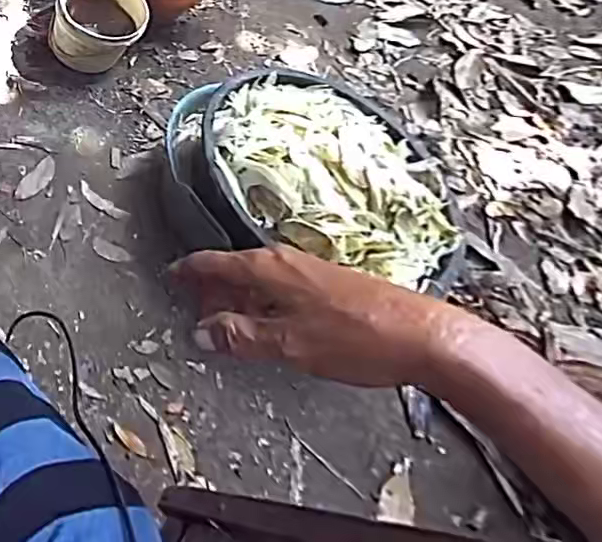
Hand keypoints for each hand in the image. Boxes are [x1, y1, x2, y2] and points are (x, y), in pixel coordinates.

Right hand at [169, 245, 474, 387]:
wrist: (432, 337)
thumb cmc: (357, 337)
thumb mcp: (289, 344)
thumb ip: (240, 337)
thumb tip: (201, 334)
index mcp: (262, 266)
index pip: (209, 262)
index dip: (186, 272)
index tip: (170, 277)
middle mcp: (280, 258)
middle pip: (231, 269)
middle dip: (212, 291)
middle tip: (202, 316)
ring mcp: (306, 266)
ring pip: (256, 277)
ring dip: (240, 297)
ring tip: (236, 324)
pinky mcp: (328, 280)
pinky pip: (279, 283)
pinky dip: (264, 299)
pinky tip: (275, 323)